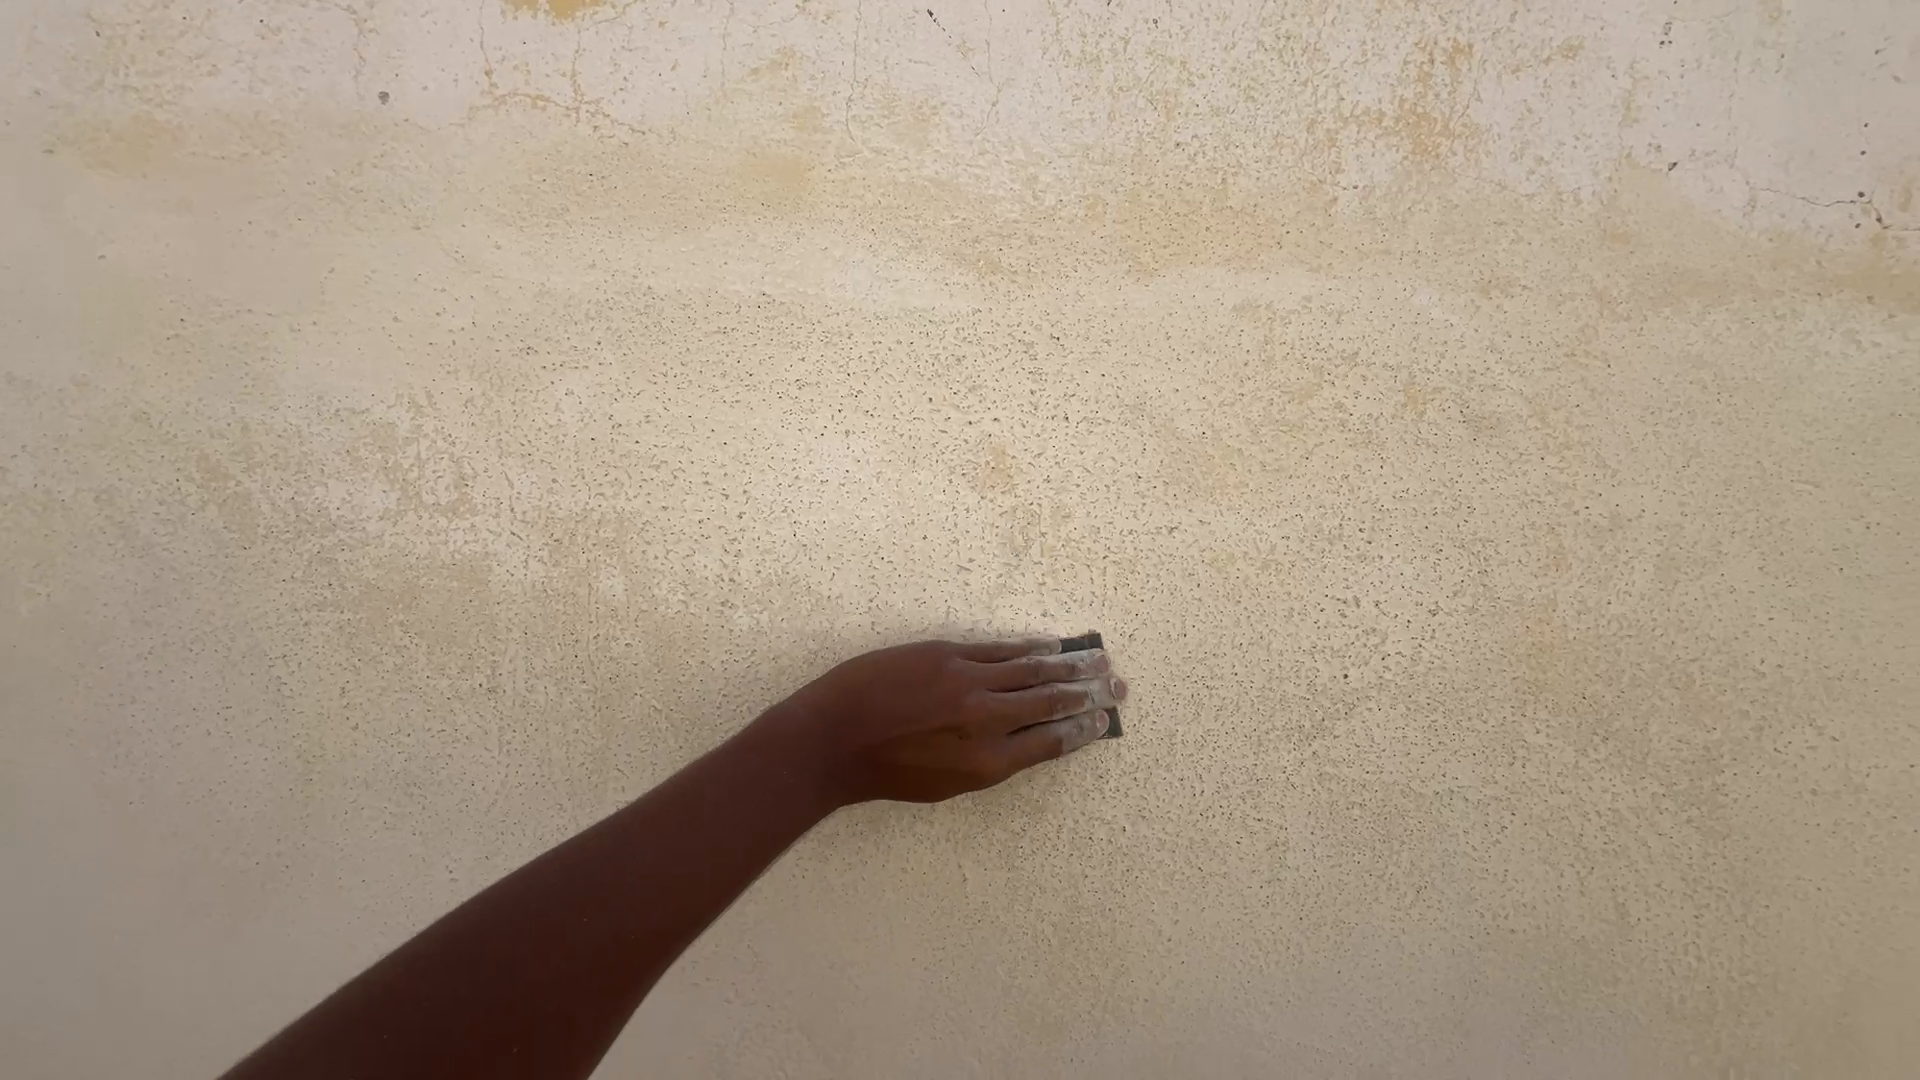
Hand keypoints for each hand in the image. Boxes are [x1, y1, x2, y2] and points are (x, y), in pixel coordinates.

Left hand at [769, 636, 1126, 804]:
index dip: (1083, 729)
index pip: (1051, 742)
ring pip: (1032, 669)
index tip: (1105, 719)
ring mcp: (968, 682)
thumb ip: (990, 762)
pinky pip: (999, 650)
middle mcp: (987, 720)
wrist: (832, 739)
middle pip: (1052, 701)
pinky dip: (1027, 647)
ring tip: (1097, 659)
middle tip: (1119, 683)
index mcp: (988, 763)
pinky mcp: (946, 654)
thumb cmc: (885, 772)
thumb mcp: (946, 784)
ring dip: (1069, 664)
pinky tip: (1047, 645)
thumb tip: (1024, 740)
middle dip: (1089, 692)